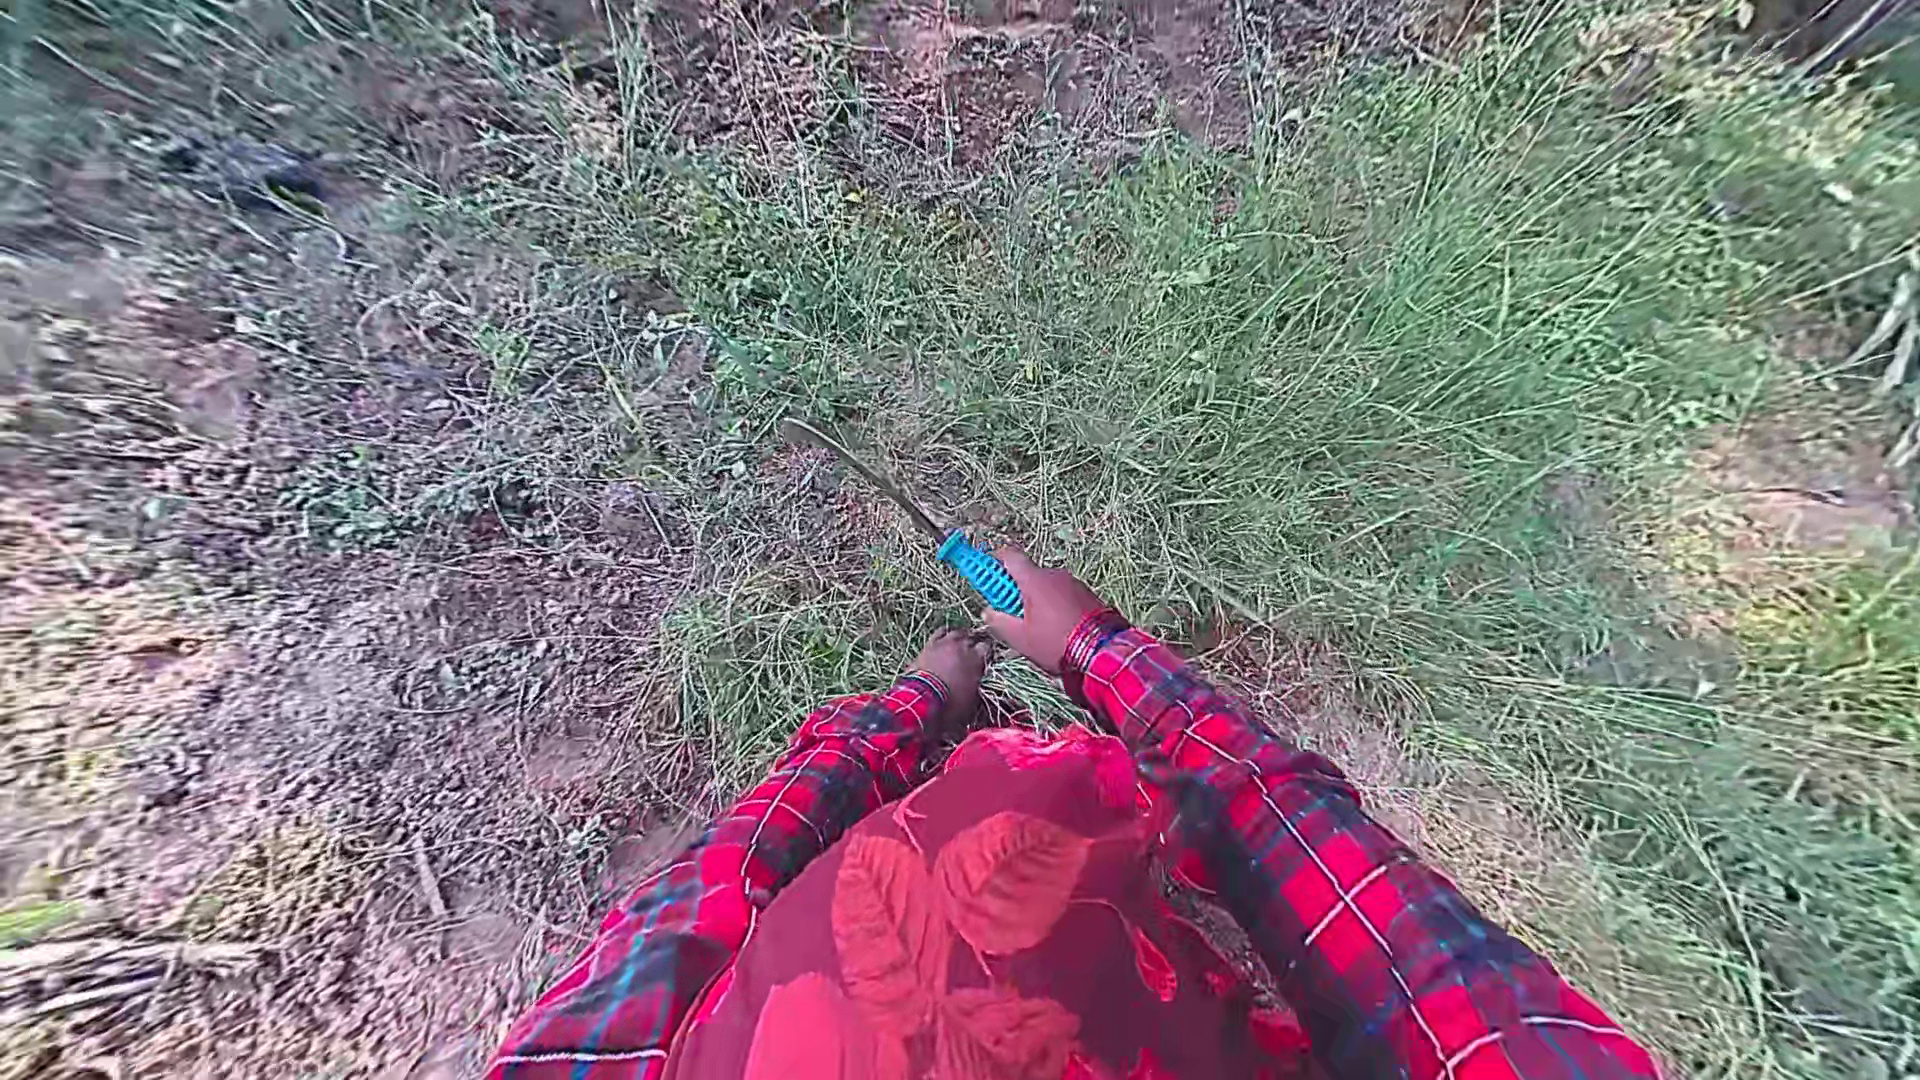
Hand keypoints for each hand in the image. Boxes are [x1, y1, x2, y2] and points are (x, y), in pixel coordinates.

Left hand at [910, 627, 992, 736]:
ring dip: (960, 637)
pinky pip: (940, 633)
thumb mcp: (971, 704)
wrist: (921, 700)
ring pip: (957, 632)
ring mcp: (945, 643)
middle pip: (973, 638)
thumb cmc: (950, 705)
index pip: (987, 648)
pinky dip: (944, 635)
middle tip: (974, 652)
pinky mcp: (929, 645)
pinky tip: (944, 639)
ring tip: (960, 643)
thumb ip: (977, 691)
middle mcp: (963, 647)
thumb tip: (978, 693)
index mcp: (976, 660)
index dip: (987, 654)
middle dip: (975, 644)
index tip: (986, 660)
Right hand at [980, 549, 1107, 673]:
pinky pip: (1063, 594)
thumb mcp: (1020, 638)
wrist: (1104, 652)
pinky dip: (1055, 605)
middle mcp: (1055, 574)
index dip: (994, 561)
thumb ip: (999, 621)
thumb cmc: (1056, 643)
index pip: (1009, 556)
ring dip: (1037, 600)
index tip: (986, 574)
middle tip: (1011, 613)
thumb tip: (988, 612)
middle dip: (1016, 590)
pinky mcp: (1088, 594)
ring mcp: (1074, 583)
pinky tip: (1057, 628)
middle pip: (1028, 574)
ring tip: (1037, 627)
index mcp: (1034, 579)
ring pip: (1046, 586)